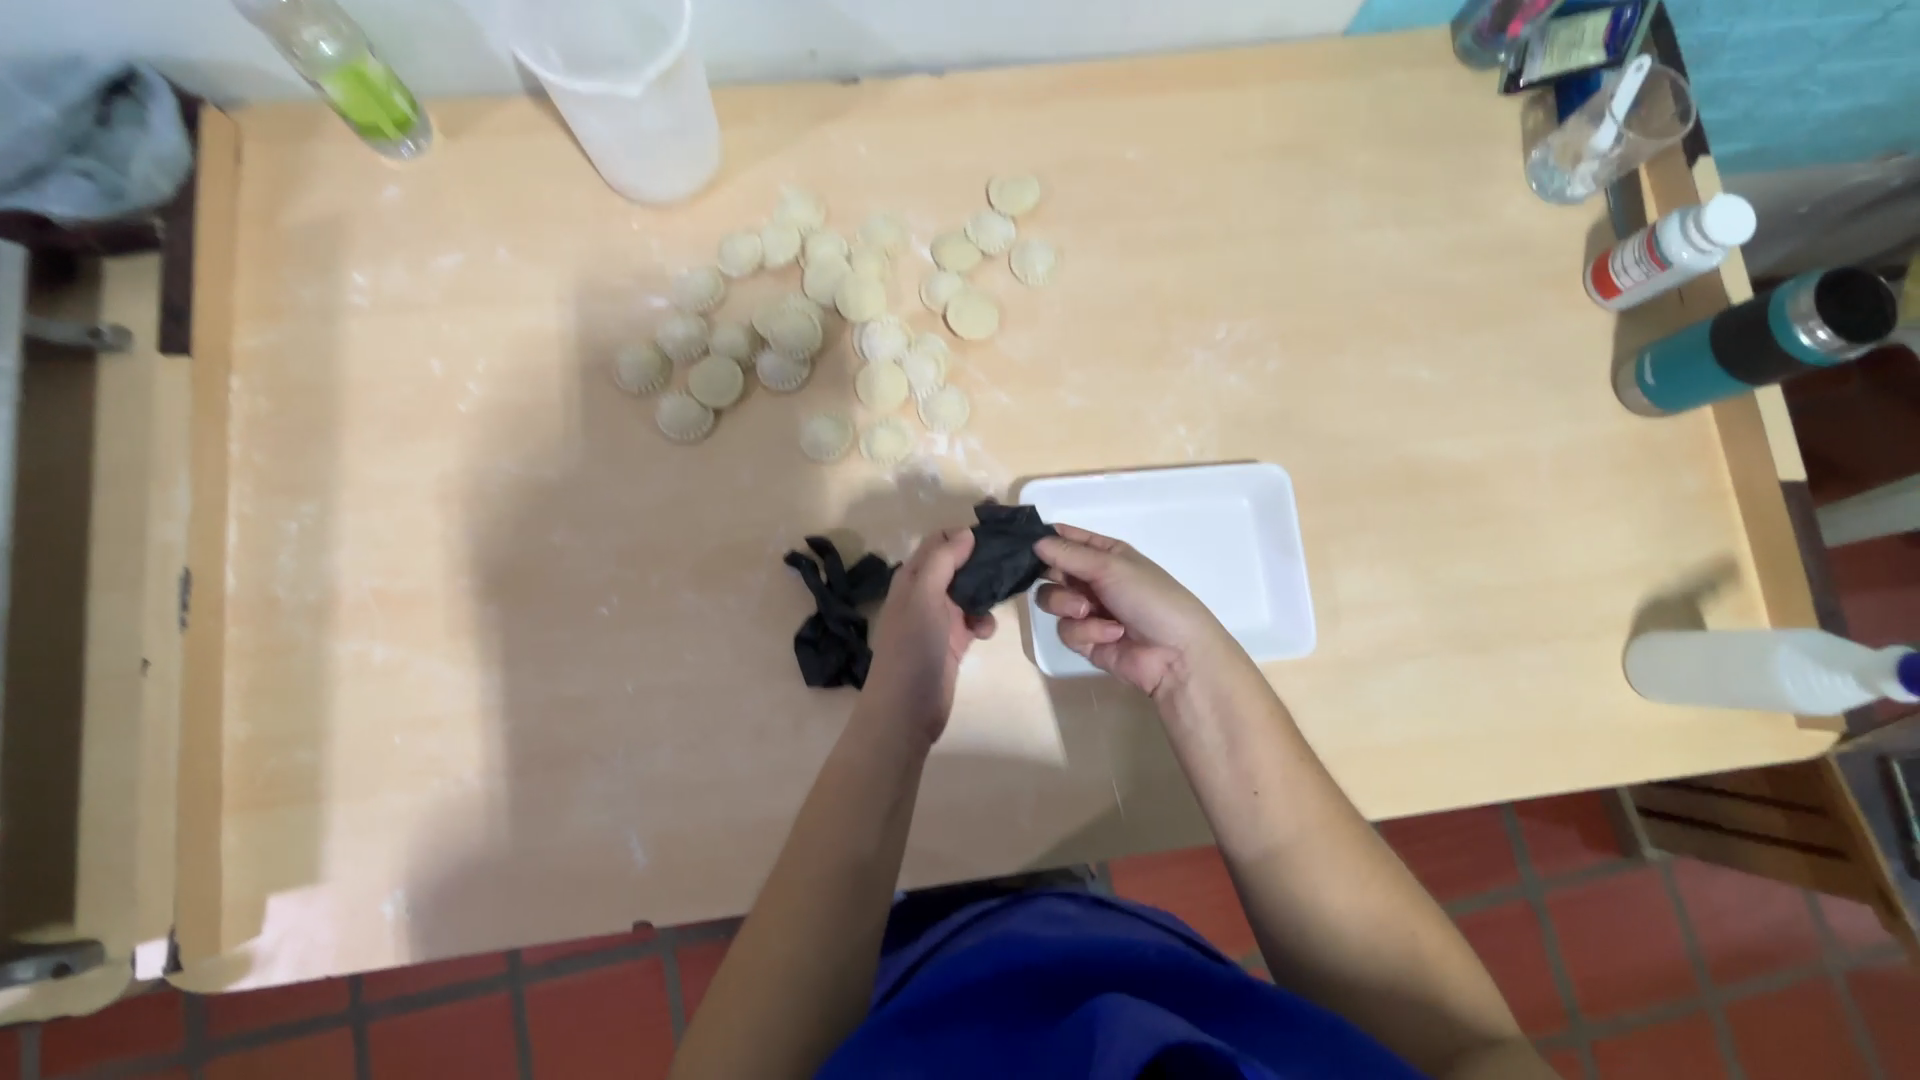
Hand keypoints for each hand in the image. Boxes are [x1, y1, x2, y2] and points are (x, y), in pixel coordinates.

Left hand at [860, 528, 996, 745]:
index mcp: (912, 577)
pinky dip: (983, 621)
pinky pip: (974, 620)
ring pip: (970, 592)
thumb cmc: (911, 647)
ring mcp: (939, 619)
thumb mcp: (924, 596)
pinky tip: (985, 631)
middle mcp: (924, 593)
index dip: (963, 533)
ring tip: (1004, 594)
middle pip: (958, 564)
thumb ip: (943, 561)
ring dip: (986, 592)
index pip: (938, 541)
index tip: (997, 530)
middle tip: (1014, 557)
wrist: (906, 709)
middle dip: (982, 561)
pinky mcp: (953, 641)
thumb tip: (966, 532)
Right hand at [1033, 524, 1230, 697]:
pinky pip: (1066, 630)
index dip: (1045, 540)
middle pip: (1050, 571)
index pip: (1065, 539)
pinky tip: (1111, 635)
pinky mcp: (1086, 640)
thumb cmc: (1150, 597)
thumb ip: (1069, 553)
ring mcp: (1088, 610)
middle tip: (1064, 581)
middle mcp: (1092, 579)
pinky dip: (1086, 631)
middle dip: (1053, 576)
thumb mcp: (1111, 566)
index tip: (1026, 545)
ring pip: (1052, 601)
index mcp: (1104, 554)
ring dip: (1067, 606)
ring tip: (1088, 611)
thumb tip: (1034, 542)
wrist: (1176, 653)